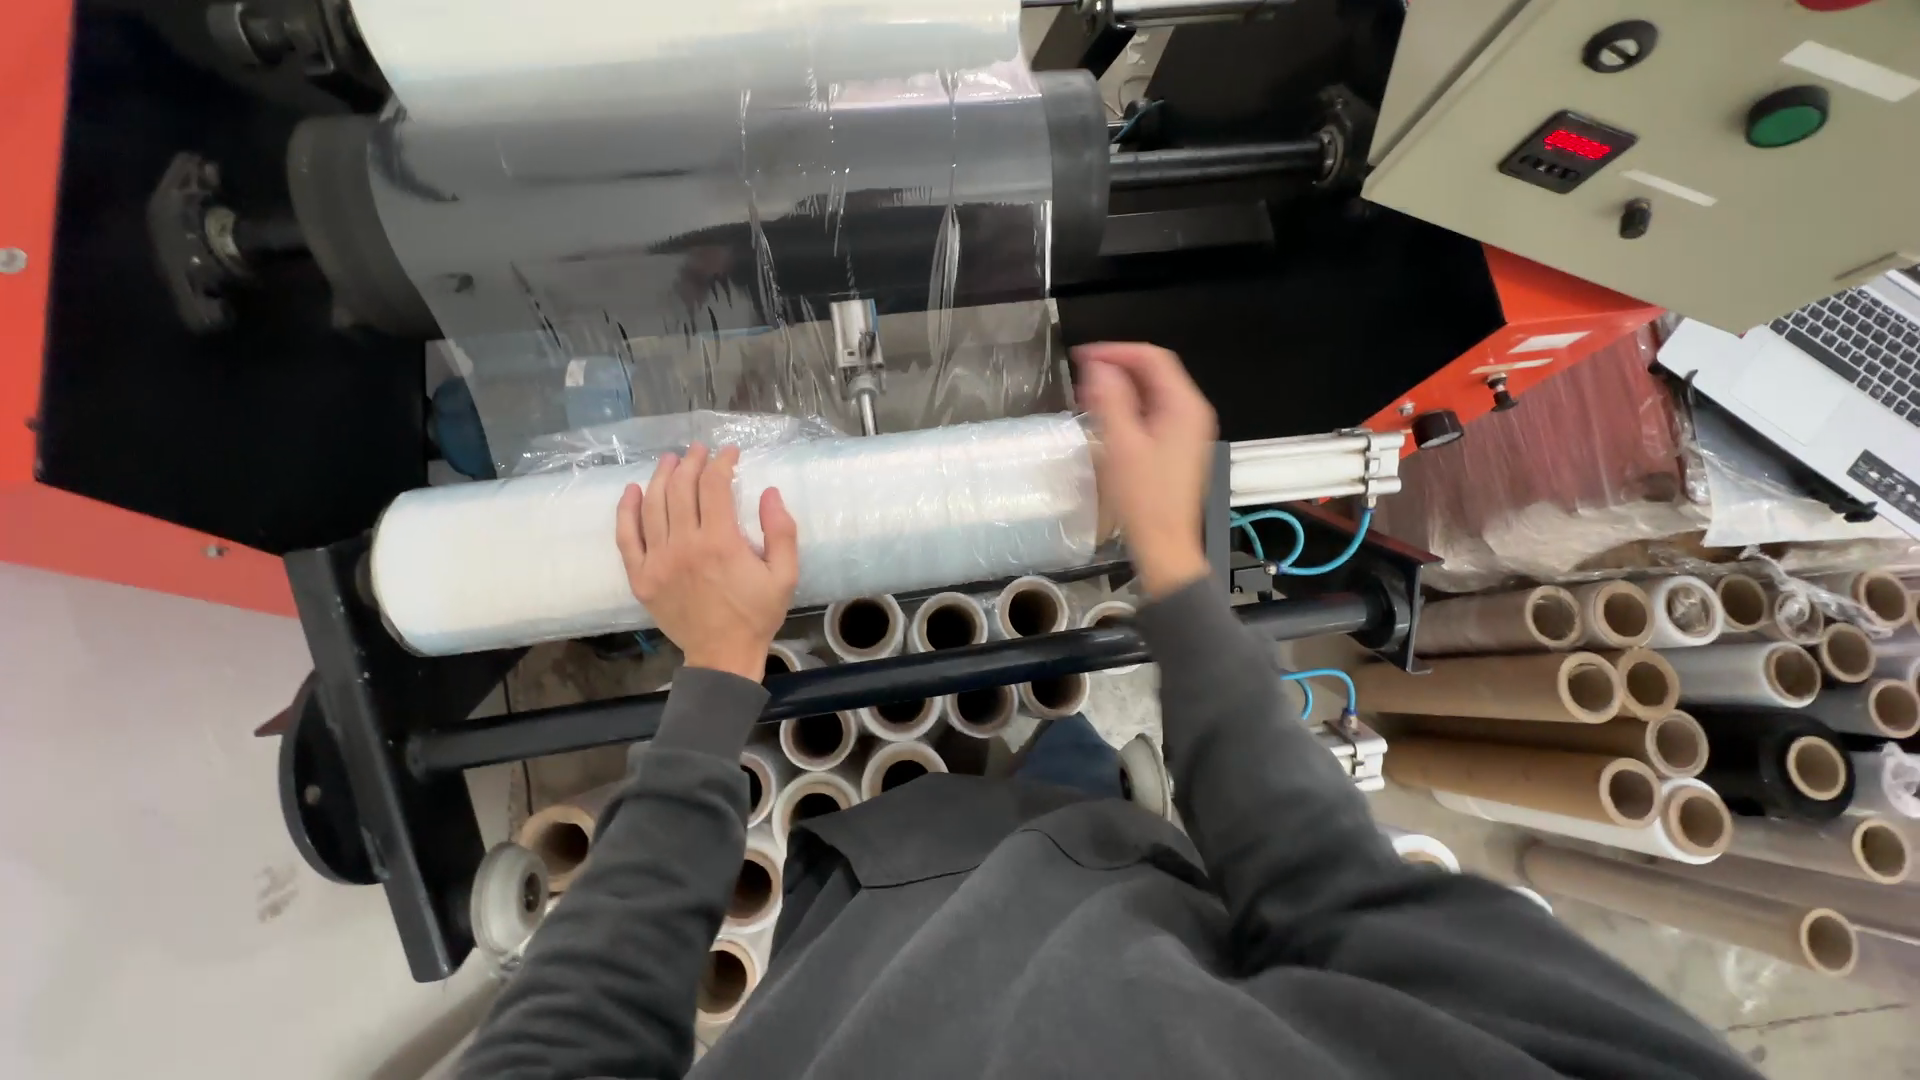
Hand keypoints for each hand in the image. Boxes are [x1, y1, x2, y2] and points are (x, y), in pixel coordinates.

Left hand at [615, 443, 800, 680]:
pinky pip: (626, 536)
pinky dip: (627, 509)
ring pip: (653, 505)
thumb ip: (781, 530)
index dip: (721, 463)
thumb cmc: (757, 614)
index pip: (714, 486)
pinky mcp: (641, 576)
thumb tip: (768, 492)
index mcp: (720, 542)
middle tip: (700, 451)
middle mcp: (684, 545)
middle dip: (692, 463)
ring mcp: (657, 561)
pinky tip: (633, 490)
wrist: (723, 655)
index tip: (730, 454)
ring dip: (661, 476)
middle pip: (680, 488)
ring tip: (671, 461)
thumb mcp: (785, 574)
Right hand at [1074, 342, 1216, 596]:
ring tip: (1087, 398)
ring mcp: (1186, 432)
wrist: (1163, 543)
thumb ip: (1109, 400)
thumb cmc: (1144, 499)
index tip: (1084, 357)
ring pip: (1151, 394)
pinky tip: (1105, 420)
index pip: (1152, 358)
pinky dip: (1127, 410)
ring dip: (1119, 390)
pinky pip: (1152, 415)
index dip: (1116, 351)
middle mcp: (1191, 414)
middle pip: (1153, 373)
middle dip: (1116, 369)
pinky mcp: (1176, 448)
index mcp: (1184, 407)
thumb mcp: (1120, 444)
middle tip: (1082, 378)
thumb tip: (1098, 368)